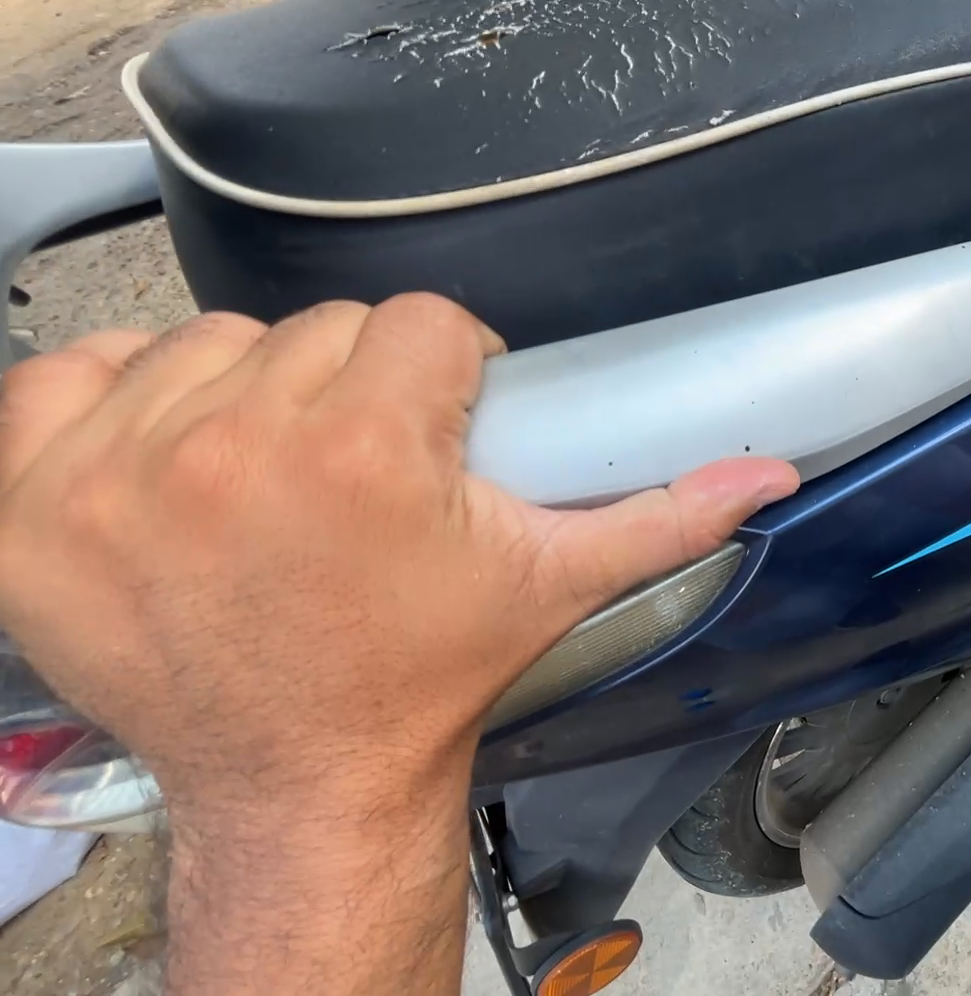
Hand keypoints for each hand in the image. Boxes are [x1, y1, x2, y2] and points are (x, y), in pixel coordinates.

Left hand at [0, 295, 797, 820]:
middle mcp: (232, 444)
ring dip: (263, 387)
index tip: (455, 417)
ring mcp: (114, 472)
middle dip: (369, 381)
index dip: (454, 367)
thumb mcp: (567, 581)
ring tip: (299, 465)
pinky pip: (75, 375)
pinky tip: (191, 462)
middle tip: (388, 457)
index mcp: (368, 452)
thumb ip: (675, 516)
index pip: (425, 322)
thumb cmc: (440, 666)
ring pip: (211, 341)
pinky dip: (132, 402)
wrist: (311, 771)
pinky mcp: (26, 505)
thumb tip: (773, 475)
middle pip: (325, 328)